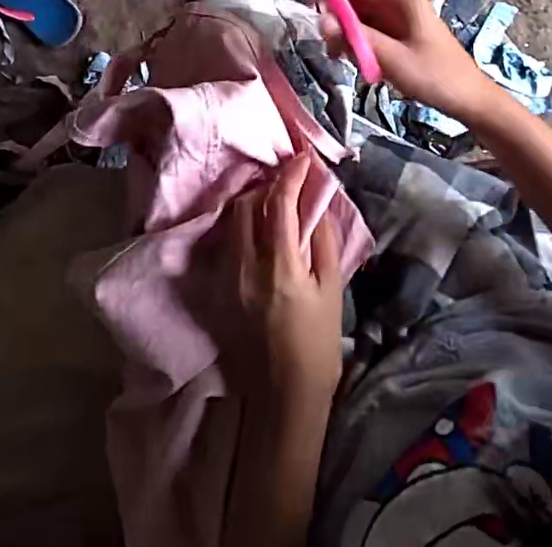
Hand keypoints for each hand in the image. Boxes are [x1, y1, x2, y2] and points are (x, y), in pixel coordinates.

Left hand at [222, 151, 344, 403]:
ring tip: (275, 201)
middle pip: (247, 205)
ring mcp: (227, 279)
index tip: (304, 159)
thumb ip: (324, 239)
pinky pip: (226, 243)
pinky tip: (259, 229)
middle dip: (268, 184)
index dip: (292, 174)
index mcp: (279, 266)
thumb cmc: (318, 340)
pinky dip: (242, 226)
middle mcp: (245, 267)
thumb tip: (318, 202)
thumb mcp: (332, 287)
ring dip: (252, 202)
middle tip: (290, 181)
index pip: (279, 203)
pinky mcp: (219, 291)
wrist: (285, 392)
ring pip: (232, 222)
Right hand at [321, 0, 499, 124]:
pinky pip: (372, 31)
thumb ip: (356, 38)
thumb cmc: (434, 76)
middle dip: (337, 17)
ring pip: (362, 16)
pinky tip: (357, 62)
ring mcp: (401, 19)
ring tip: (341, 56)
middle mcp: (400, 2)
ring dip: (347, 34)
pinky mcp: (402, 36)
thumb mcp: (392, 59)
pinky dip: (360, 43)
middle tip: (326, 42)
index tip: (308, 6)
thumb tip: (321, 20)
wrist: (468, 98)